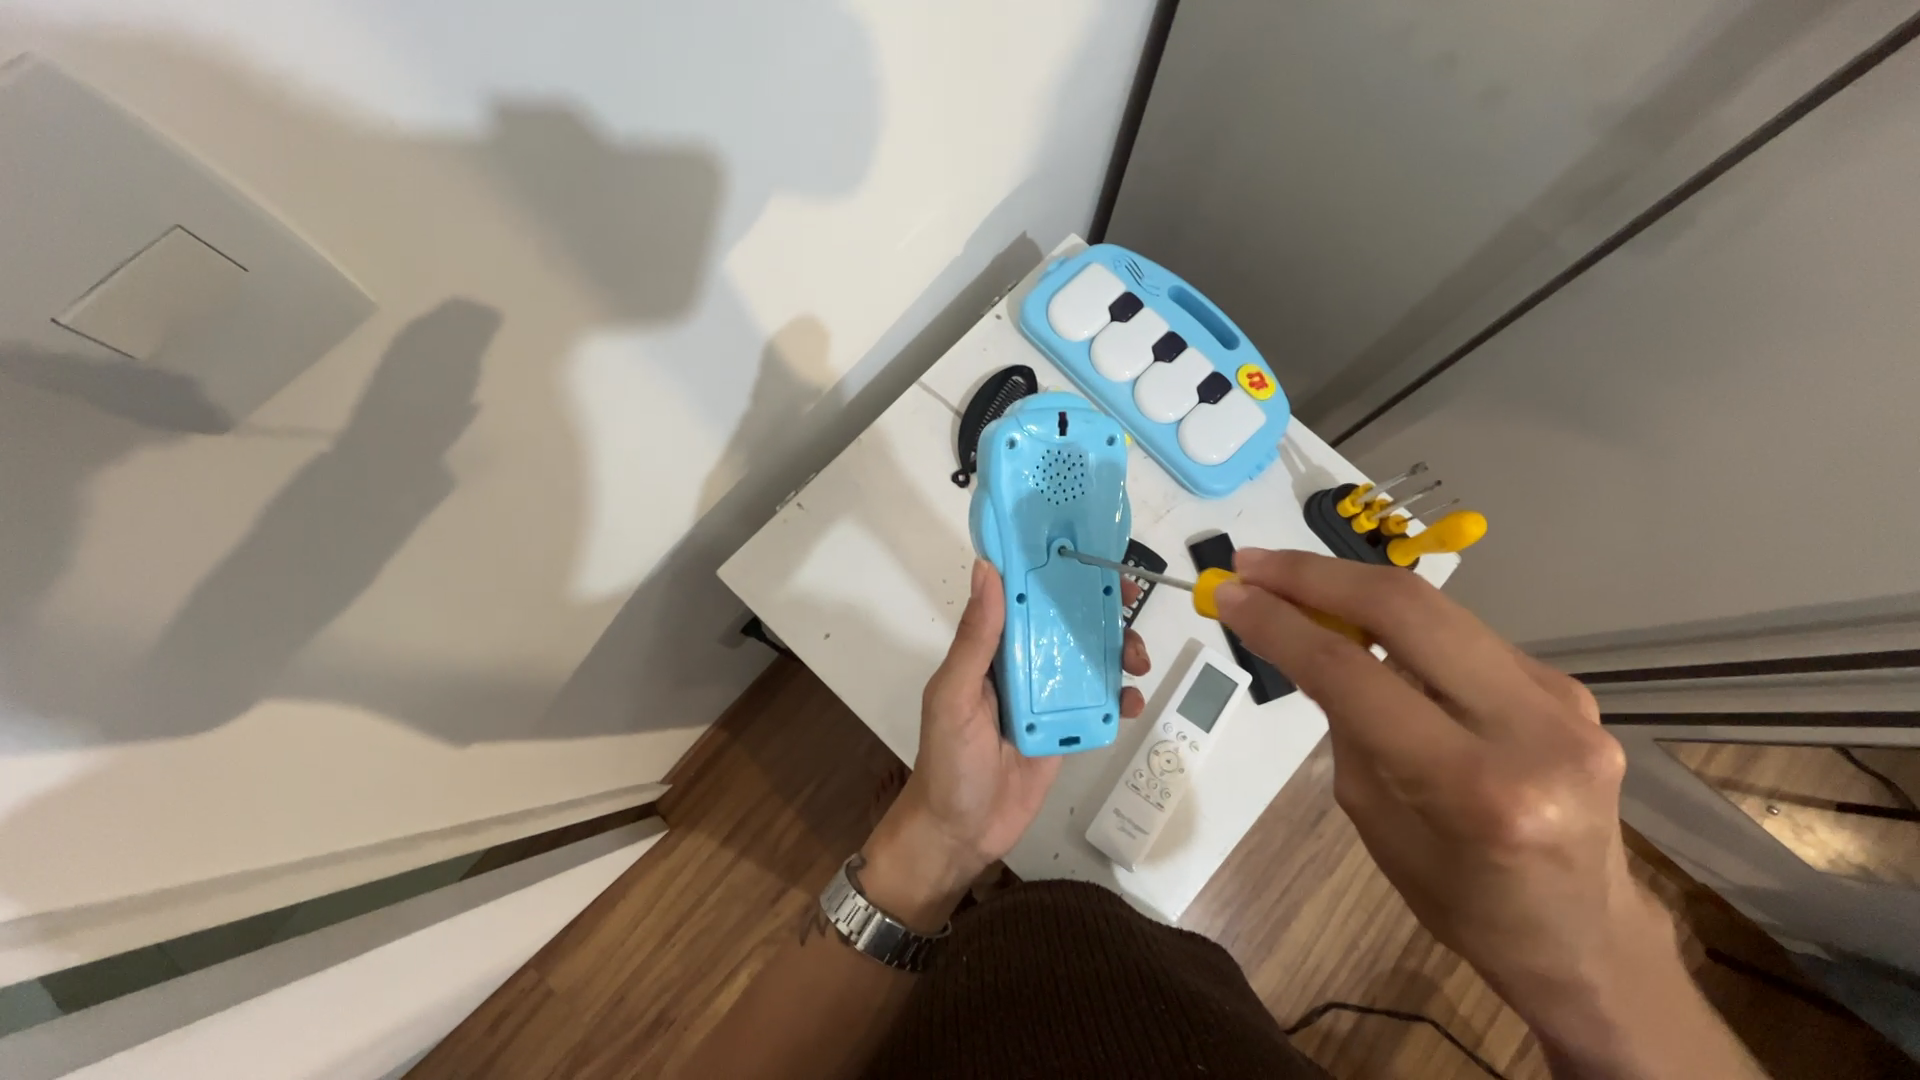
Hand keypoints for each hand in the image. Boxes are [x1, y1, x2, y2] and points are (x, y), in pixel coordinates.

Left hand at [861, 558, 1150, 930]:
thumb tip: (988, 569)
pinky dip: (1117, 699)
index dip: (1053, 572)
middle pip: (1063, 625)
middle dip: (1098, 612)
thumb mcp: (955, 695)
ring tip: (1137, 661)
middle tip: (1128, 606)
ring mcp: (1044, 699)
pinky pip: (1095, 706)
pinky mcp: (1063, 730)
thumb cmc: (950, 760)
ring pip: (1086, 661)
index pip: (1023, 597)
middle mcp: (1018, 666)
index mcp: (989, 649)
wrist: (962, 832)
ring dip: (1115, 653)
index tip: (1089, 558)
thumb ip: (976, 638)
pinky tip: (1130, 703)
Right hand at [1213, 551, 1756, 1075]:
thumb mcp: (1373, 814)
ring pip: (1434, 609)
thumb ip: (1348, 720)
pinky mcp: (1566, 687)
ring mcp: (1561, 700)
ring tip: (1288, 581)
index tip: (1226, 594)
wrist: (1583, 937)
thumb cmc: (1457, 897)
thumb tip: (1306, 639)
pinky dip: (1397, 622)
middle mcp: (1530, 728)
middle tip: (1252, 564)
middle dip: (1314, 575)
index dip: (1279, 624)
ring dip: (1351, 586)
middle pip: (1404, 609)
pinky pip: (1460, 636)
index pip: (1352, 674)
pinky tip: (1360, 626)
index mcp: (1472, 786)